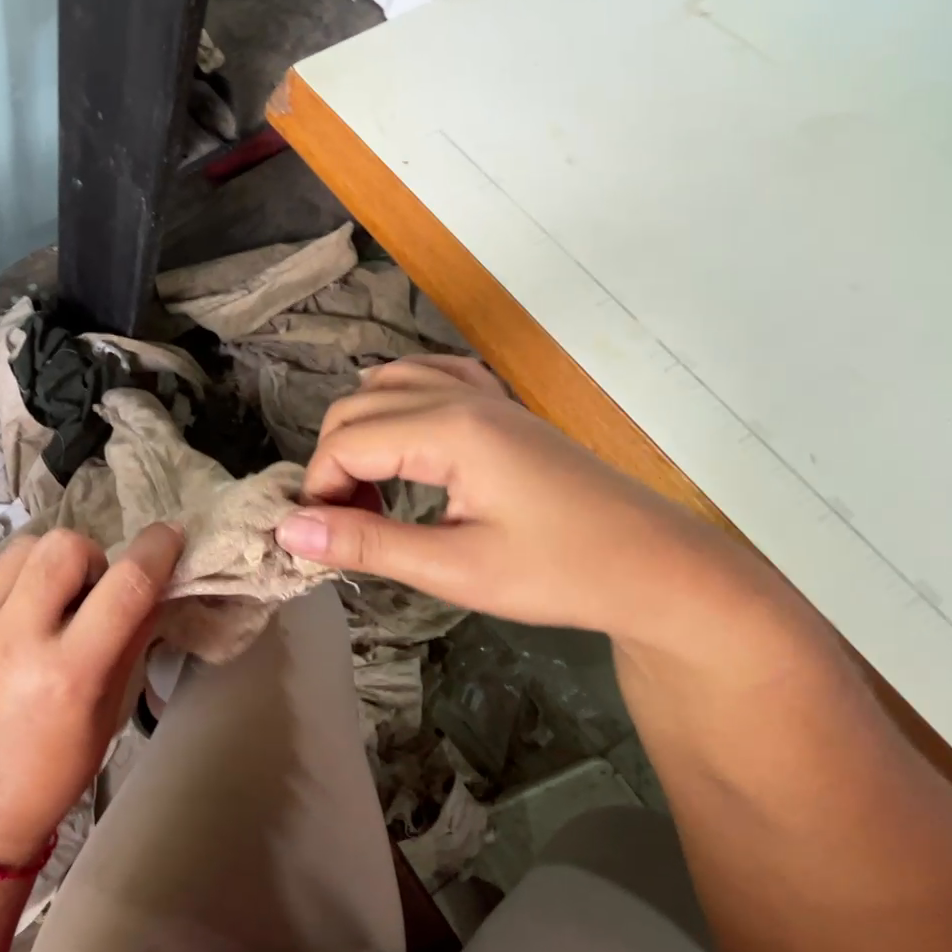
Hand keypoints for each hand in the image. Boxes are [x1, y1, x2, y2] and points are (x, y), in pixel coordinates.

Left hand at [0, 525, 184, 865]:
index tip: (168, 535)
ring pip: (26, 546)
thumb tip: (156, 579)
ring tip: (54, 604)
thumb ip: (134, 634)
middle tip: (93, 593)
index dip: (155, 551)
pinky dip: (19, 582)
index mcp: (66, 673)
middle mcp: (13, 640)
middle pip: (64, 546)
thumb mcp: (112, 705)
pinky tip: (21, 618)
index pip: (123, 587)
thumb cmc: (60, 762)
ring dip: (52, 564)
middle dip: (93, 557)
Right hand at [273, 355, 769, 647]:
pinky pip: (430, 377)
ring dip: (359, 433)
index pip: (344, 443)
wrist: (664, 570)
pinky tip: (404, 439)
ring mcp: (485, 396)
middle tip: (346, 524)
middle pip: (355, 410)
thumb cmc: (561, 574)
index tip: (322, 541)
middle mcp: (460, 397)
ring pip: (385, 386)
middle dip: (332, 464)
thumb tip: (286, 531)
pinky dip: (399, 402)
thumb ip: (365, 544)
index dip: (318, 492)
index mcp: (449, 431)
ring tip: (369, 489)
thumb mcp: (454, 570)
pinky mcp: (502, 409)